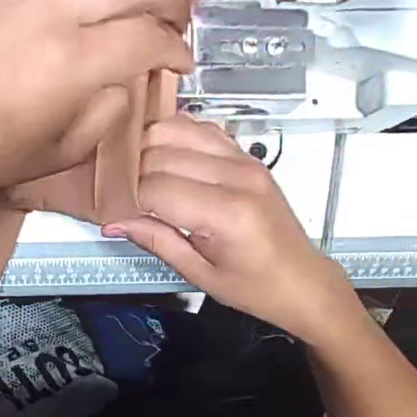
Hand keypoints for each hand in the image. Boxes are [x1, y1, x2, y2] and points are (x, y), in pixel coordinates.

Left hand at [0, 0, 193, 230]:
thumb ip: (111, 107)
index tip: (182, 65)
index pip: (150, 35)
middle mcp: (52, 11)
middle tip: (176, 25)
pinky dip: (80, 3)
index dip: (178, 50)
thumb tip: (127, 78)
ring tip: (123, 31)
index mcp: (72, 63)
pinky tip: (69, 33)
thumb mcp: (68, 150)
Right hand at [103, 117, 363, 344]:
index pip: (156, 188)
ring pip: (177, 130)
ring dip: (148, 147)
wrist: (303, 280)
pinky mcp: (247, 155)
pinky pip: (201, 128)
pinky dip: (175, 135)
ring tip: (136, 175)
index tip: (113, 213)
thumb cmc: (256, 287)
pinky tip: (162, 156)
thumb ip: (158, 241)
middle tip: (118, 195)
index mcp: (228, 214)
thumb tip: (114, 222)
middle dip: (132, 173)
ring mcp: (245, 160)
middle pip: (161, 153)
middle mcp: (237, 176)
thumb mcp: (202, 275)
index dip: (127, 199)